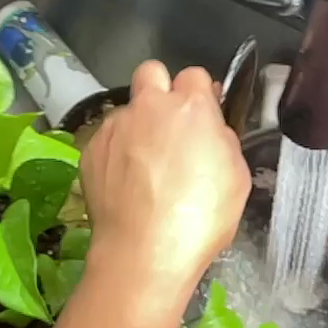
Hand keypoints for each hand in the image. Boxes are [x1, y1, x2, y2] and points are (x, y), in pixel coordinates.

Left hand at [79, 60, 249, 303]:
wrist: (144, 253)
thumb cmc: (200, 220)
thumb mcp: (237, 179)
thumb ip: (222, 142)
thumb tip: (211, 131)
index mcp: (191, 108)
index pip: (195, 76)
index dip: (199, 97)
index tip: (200, 121)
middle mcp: (148, 107)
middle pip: (152, 73)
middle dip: (160, 92)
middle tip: (167, 128)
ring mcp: (114, 127)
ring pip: (127, 112)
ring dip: (136, 129)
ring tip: (143, 170)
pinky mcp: (90, 151)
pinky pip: (107, 141)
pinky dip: (116, 156)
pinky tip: (125, 186)